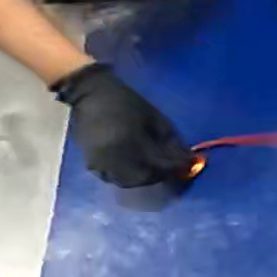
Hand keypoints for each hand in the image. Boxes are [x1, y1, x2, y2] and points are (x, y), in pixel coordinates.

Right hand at [54, 63, 191, 187]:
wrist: (89, 94)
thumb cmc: (126, 103)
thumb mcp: (154, 118)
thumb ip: (171, 142)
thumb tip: (187, 161)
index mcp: (131, 141)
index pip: (160, 165)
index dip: (176, 169)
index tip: (188, 168)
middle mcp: (114, 156)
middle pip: (145, 177)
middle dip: (161, 175)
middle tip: (171, 169)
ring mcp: (101, 162)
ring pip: (130, 182)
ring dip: (145, 178)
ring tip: (154, 169)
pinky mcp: (91, 164)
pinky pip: (114, 179)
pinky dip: (128, 177)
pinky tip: (135, 168)